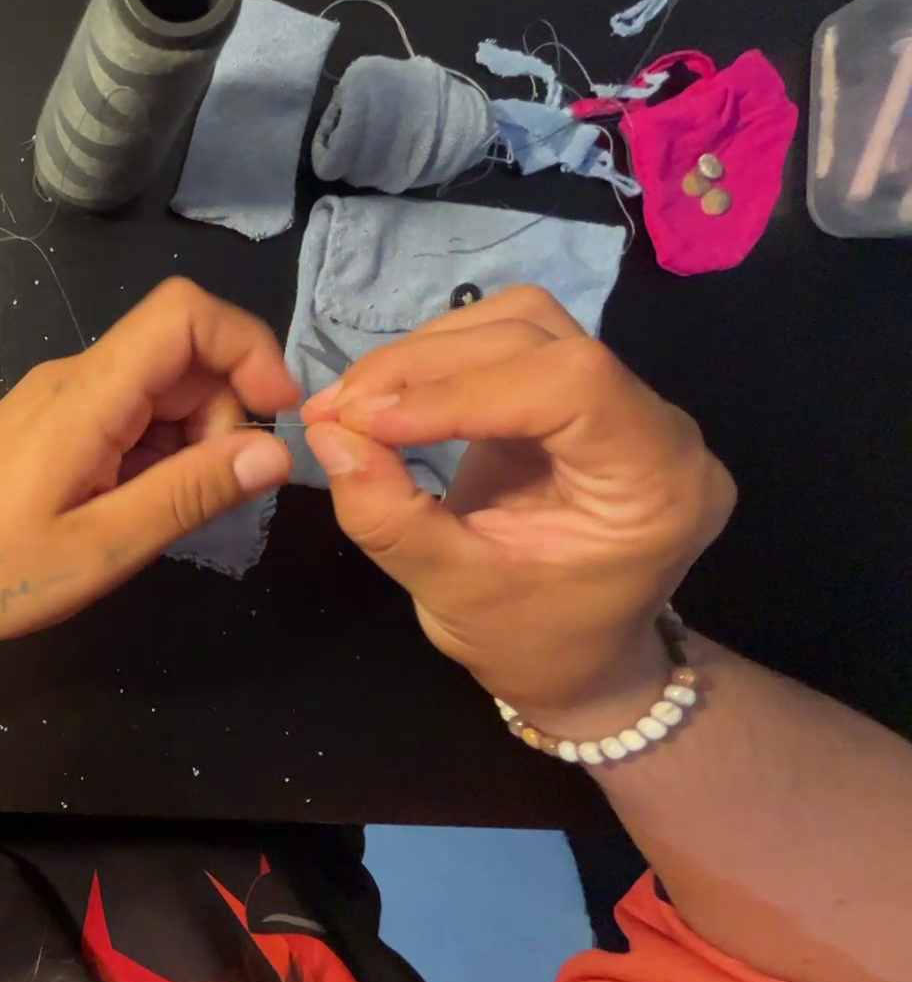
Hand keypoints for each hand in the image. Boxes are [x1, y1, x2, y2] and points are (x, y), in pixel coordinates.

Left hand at [0, 278, 299, 641]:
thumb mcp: (102, 546)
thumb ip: (189, 494)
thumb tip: (272, 453)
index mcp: (87, 395)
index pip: (183, 314)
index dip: (247, 346)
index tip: (275, 413)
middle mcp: (73, 378)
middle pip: (180, 358)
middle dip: (219, 418)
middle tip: (204, 495)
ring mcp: (58, 398)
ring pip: (157, 390)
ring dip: (186, 443)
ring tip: (156, 512)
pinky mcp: (51, 423)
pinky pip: (125, 416)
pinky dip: (152, 453)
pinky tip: (130, 505)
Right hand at [298, 286, 736, 735]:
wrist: (568, 657)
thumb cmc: (525, 638)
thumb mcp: (447, 590)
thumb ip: (387, 516)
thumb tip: (328, 436)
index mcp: (654, 483)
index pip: (570, 385)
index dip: (457, 391)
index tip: (361, 421)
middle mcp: (650, 424)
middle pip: (535, 338)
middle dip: (419, 366)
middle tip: (333, 409)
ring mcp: (609, 403)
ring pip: (516, 324)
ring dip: (419, 354)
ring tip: (350, 401)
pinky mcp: (561, 400)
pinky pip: (498, 346)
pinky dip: (427, 362)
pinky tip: (383, 398)